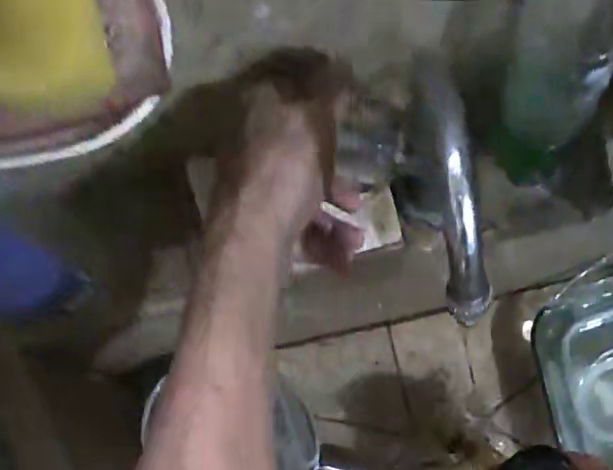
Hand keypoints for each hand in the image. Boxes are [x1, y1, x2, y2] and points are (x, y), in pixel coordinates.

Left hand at [215, 51, 363, 270]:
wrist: (254, 238)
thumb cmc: (284, 172)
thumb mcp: (313, 122)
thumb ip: (330, 93)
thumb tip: (341, 66)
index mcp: (259, 113)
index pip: (291, 93)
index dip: (322, 102)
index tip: (351, 118)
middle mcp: (254, 151)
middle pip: (302, 158)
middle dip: (337, 181)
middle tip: (358, 196)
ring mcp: (257, 194)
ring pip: (305, 202)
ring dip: (337, 222)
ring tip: (357, 239)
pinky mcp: (264, 232)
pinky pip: (302, 234)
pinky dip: (326, 245)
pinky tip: (345, 259)